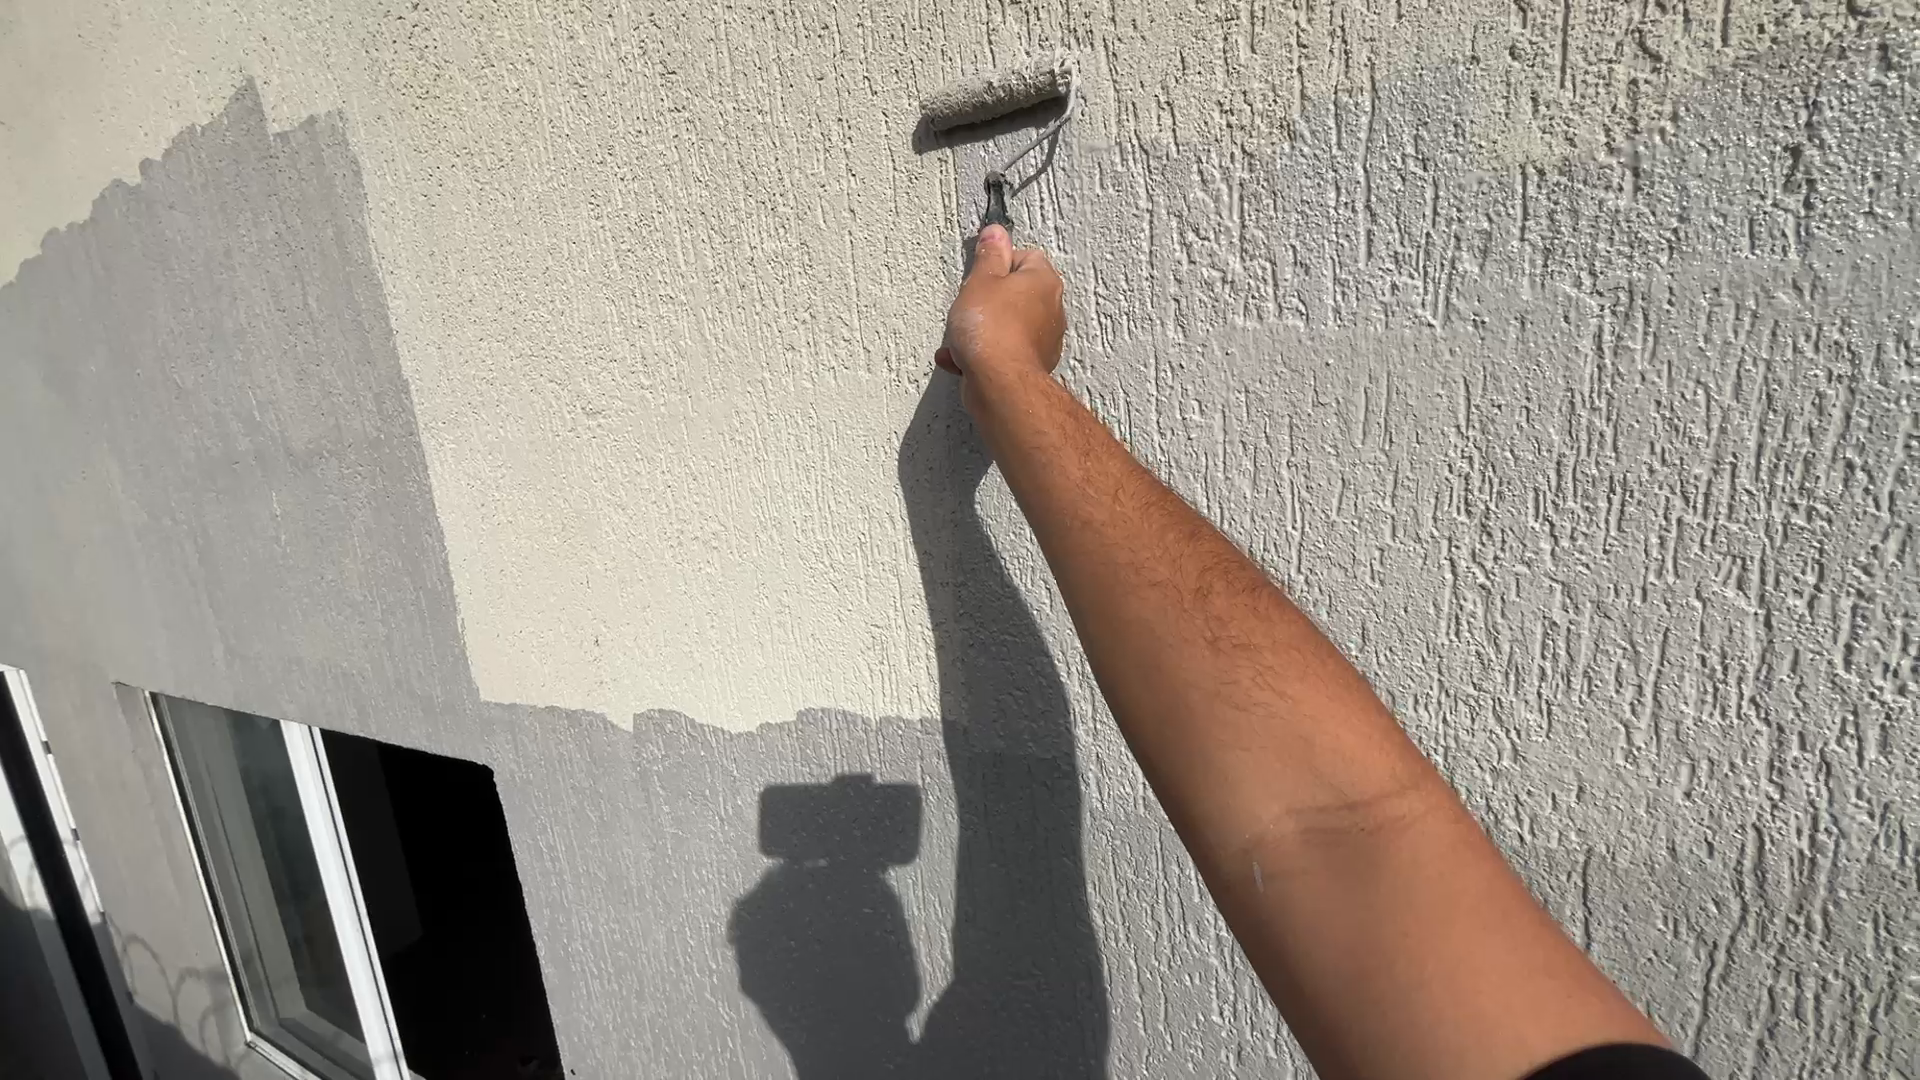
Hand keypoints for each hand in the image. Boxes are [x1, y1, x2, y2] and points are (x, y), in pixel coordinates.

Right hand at [935, 225, 1064, 405]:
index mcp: (1043, 282)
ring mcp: (1042, 342)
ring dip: (980, 331)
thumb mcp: (980, 281)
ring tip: (962, 338)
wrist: (999, 384)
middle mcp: (1050, 311)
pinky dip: (982, 355)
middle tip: (970, 306)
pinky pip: (1002, 353)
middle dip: (987, 301)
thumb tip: (995, 233)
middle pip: (1015, 294)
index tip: (979, 272)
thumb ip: (988, 255)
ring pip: (1006, 326)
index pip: (1025, 256)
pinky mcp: (1028, 367)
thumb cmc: (991, 330)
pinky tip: (960, 361)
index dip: (998, 263)